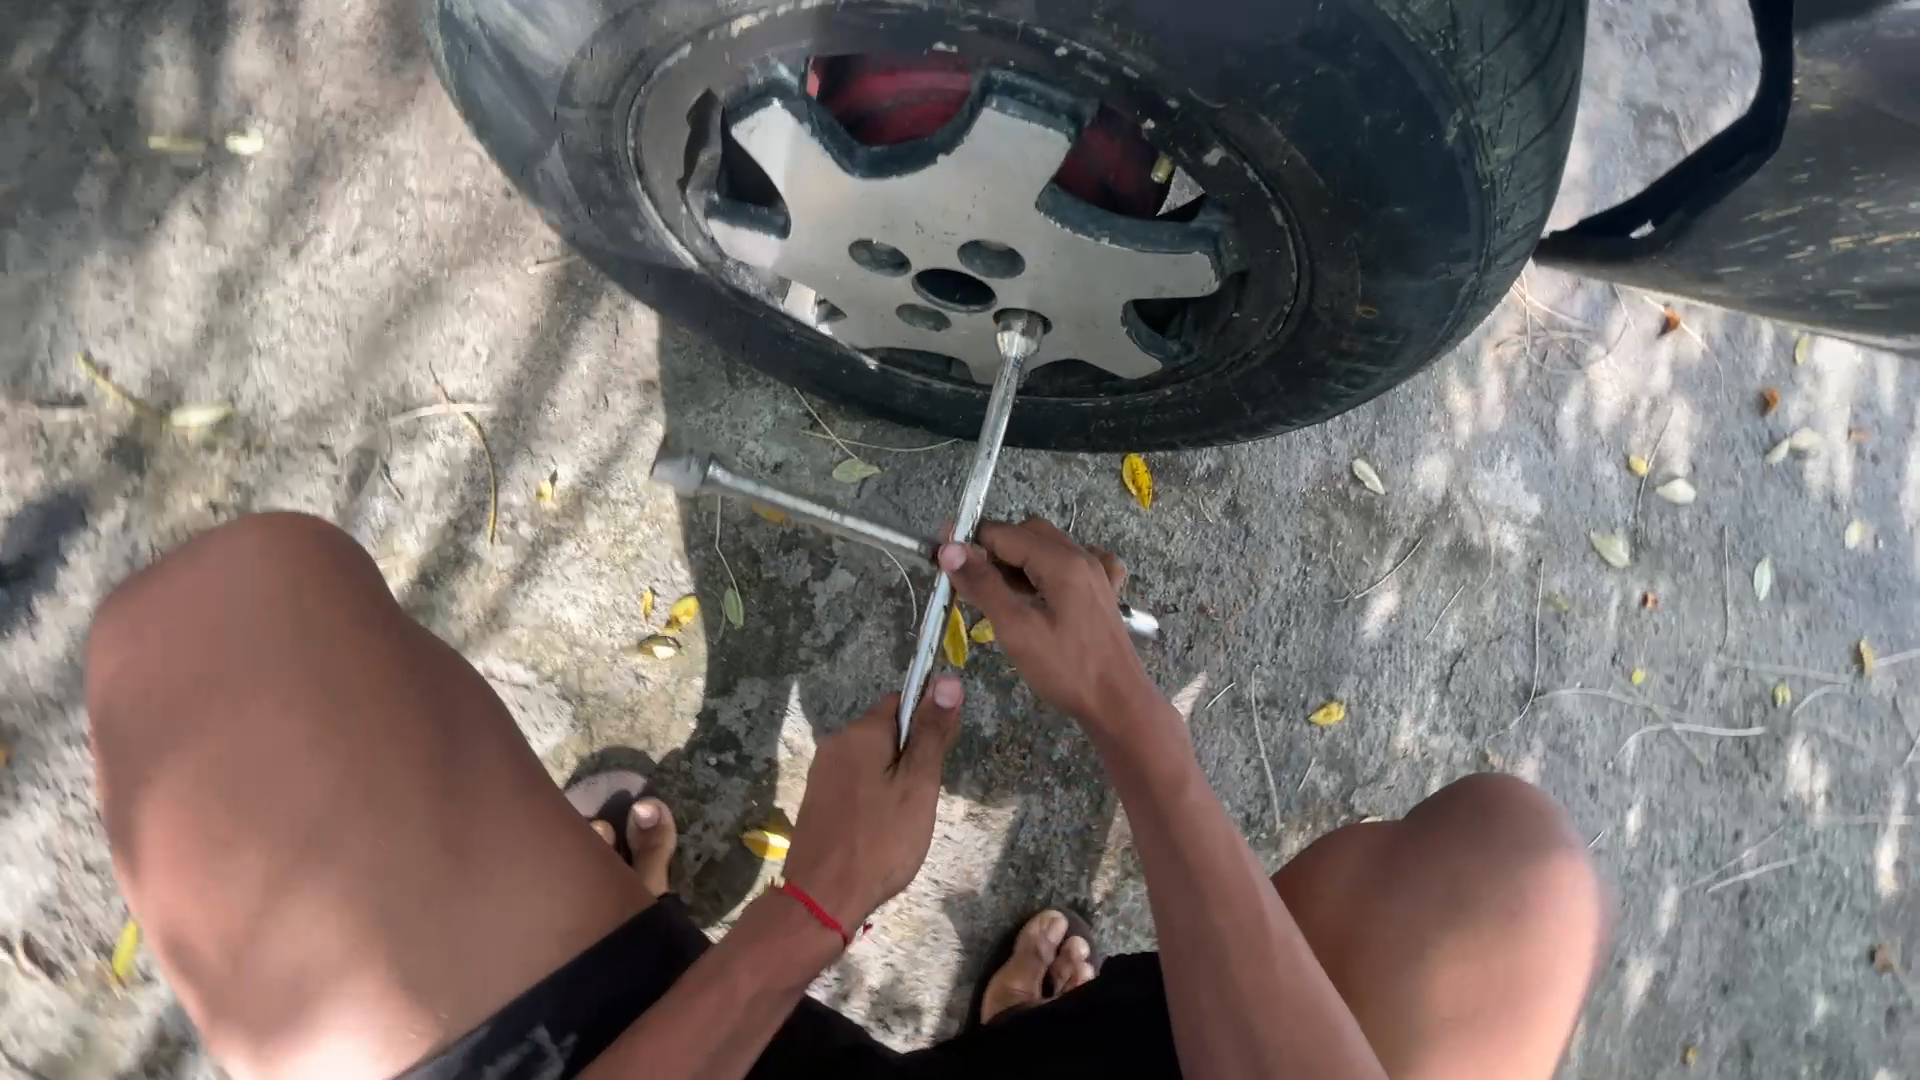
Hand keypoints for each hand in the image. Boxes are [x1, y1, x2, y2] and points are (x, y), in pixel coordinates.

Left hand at [781, 679, 961, 933]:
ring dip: (892, 778)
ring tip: (903, 818)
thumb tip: (947, 680)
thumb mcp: (918, 785)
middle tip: (922, 798)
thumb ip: (932, 732)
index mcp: (861, 732)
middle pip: (886, 731)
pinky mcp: (817, 798)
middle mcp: (836, 742)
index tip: (938, 761)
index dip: (927, 724)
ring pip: (872, 758)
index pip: (903, 701)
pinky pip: (855, 781)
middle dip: (910, 756)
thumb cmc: (880, 841)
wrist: (822, 899)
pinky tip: (879, 828)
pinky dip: (873, 795)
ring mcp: (822, 772)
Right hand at [940, 517, 1156, 728]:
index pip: (1004, 533)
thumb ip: (983, 584)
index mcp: (1061, 561)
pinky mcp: (1104, 593)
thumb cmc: (1065, 668)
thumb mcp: (1016, 628)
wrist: (1117, 703)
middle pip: (1028, 534)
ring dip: (1019, 561)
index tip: (941, 556)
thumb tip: (949, 549)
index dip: (969, 540)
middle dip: (994, 549)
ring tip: (998, 593)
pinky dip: (1051, 568)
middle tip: (969, 582)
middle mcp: (1082, 557)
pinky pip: (1074, 563)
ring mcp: (1098, 573)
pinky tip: (1045, 589)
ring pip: (1049, 548)